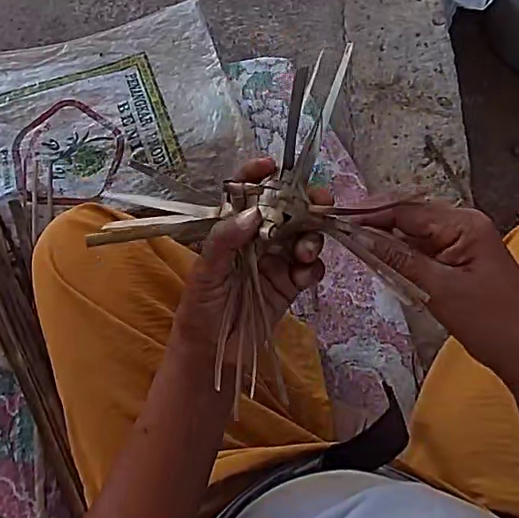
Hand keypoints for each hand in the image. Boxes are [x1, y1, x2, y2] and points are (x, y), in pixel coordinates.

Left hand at [170, 157, 327, 356]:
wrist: (211, 352)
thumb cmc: (200, 307)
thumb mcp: (206, 271)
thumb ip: (225, 239)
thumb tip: (253, 212)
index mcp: (232, 229)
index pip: (246, 194)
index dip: (258, 176)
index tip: (272, 165)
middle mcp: (257, 239)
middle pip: (285, 211)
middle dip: (304, 203)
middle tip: (318, 202)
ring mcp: (276, 261)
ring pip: (303, 237)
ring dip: (311, 237)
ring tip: (305, 249)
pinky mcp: (290, 285)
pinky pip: (309, 268)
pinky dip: (313, 267)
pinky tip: (304, 273)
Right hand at [350, 202, 518, 369]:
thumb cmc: (491, 321)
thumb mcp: (438, 288)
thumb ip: (397, 258)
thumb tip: (359, 236)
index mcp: (464, 223)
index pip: (406, 210)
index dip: (369, 214)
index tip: (336, 220)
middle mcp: (464, 224)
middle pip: (409, 216)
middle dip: (375, 223)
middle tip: (339, 230)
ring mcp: (464, 243)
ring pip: (414, 233)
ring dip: (386, 239)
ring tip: (352, 242)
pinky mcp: (462, 261)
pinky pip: (424, 249)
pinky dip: (402, 254)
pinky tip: (381, 259)